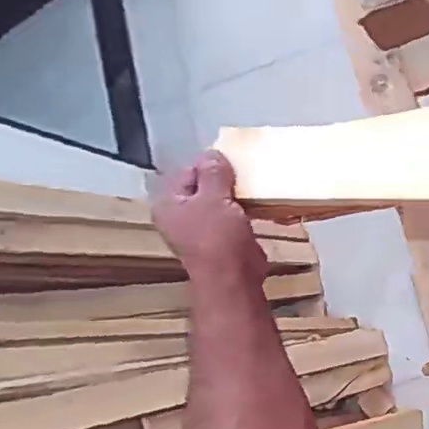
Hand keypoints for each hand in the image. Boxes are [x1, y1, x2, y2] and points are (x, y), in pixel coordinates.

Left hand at [151, 151, 267, 285]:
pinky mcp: (222, 237)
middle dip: (224, 179)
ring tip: (256, 186)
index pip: (187, 173)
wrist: (233, 275)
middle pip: (202, 187)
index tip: (234, 159)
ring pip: (219, 201)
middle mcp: (181, 214)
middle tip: (248, 171)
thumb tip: (212, 153)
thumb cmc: (217, 236)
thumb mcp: (214, 199)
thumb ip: (213, 175)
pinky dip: (244, 209)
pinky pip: (232, 215)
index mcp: (169, 203)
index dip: (209, 164)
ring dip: (236, 194)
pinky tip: (259, 205)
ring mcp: (202, 227)